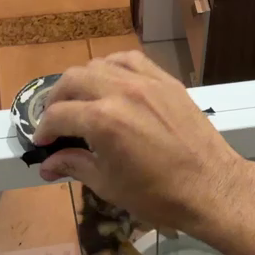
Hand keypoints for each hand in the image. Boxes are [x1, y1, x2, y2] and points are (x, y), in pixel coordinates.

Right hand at [32, 51, 254, 235]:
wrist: (211, 186)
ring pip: (99, 65)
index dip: (43, 129)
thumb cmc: (158, 195)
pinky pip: (131, 60)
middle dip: (56, 99)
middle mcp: (121, 92)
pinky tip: (109, 82)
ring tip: (80, 100)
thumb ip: (75, 165)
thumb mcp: (109, 184)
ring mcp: (146, 82)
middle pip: (72, 80)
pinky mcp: (166, 81)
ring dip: (82, 81)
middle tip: (55, 121)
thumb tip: (47, 164)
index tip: (42, 142)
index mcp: (103, 121)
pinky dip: (112, 67)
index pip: (58, 115)